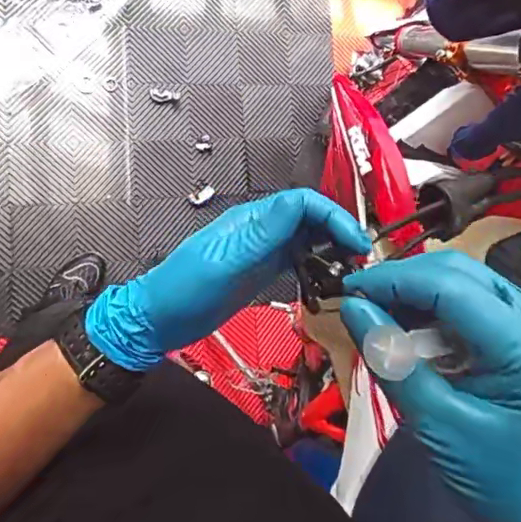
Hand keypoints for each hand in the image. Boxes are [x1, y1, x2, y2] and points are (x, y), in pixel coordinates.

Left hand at [85, 189, 368, 370]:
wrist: (160, 319)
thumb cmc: (181, 290)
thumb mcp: (224, 262)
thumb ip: (262, 235)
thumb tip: (296, 203)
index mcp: (249, 221)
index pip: (301, 203)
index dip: (333, 217)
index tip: (353, 240)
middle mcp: (257, 231)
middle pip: (308, 217)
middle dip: (338, 230)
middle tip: (360, 255)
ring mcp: (259, 251)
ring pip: (305, 237)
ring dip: (331, 246)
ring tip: (351, 266)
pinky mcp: (259, 270)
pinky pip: (296, 259)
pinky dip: (316, 264)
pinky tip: (327, 276)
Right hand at [338, 251, 520, 521]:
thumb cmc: (504, 489)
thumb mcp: (441, 426)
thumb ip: (394, 360)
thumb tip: (351, 307)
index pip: (451, 286)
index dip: (393, 279)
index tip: (345, 289)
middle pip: (464, 275)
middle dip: (406, 282)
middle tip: (359, 303)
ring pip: (472, 287)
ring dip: (423, 297)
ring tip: (382, 321)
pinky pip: (482, 313)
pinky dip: (443, 317)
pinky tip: (417, 338)